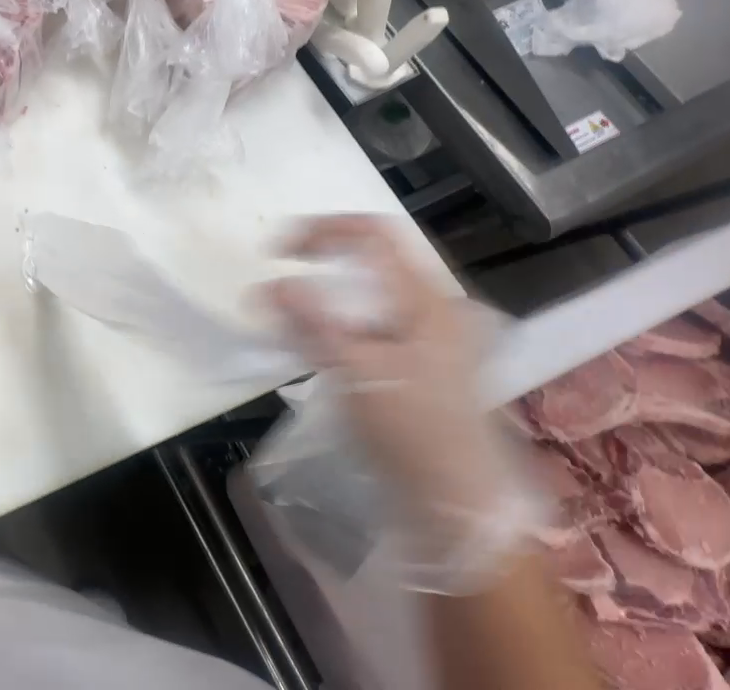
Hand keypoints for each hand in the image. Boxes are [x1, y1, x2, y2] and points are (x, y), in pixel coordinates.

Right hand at [264, 216, 513, 548]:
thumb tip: (271, 283)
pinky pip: (381, 313)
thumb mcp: (353, 373)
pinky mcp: (431, 359)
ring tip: (296, 308)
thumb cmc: (410, 432)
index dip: (321, 230)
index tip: (277, 252)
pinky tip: (324, 340)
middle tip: (284, 274)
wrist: (459, 500)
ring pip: (377, 286)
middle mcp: (439, 307)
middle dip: (323, 258)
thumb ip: (311, 322)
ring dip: (332, 286)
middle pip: (376, 256)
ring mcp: (440, 333)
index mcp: (427, 300)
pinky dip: (346, 312)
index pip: (372, 233)